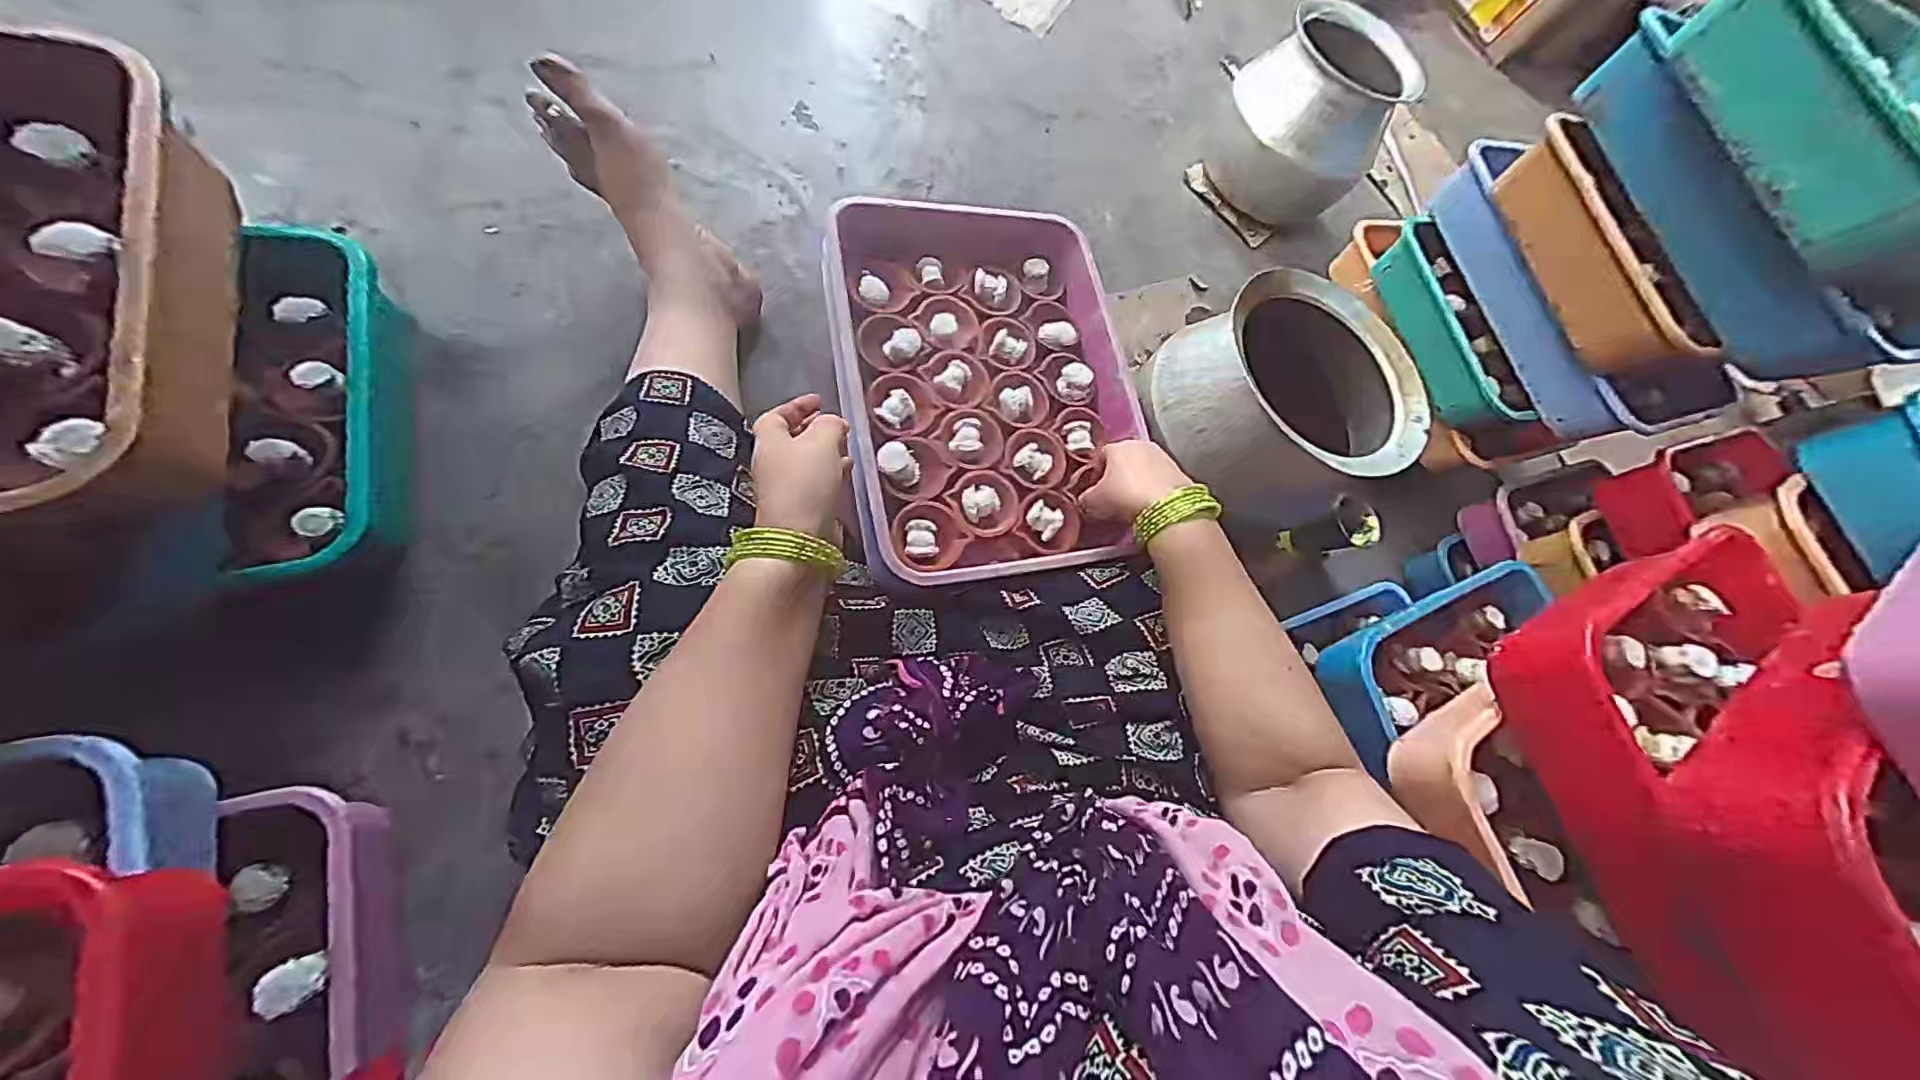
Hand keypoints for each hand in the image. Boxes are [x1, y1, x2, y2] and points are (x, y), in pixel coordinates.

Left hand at [527, 54, 674, 220]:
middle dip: (561, 134)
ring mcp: (622, 194)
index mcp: (585, 152)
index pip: (560, 124)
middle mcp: (598, 174)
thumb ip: (578, 93)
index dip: (548, 108)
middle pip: (573, 150)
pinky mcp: (646, 209)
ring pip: (594, 170)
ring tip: (578, 149)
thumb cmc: (640, 184)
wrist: (669, 233)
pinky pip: (621, 187)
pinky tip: (622, 181)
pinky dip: (615, 179)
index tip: (534, 95)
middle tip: (546, 122)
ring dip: (584, 158)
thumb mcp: (606, 124)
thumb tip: (542, 63)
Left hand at [749, 394, 849, 541]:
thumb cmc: (806, 482)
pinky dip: (830, 471)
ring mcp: (785, 486)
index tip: (818, 401)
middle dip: (814, 428)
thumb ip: (830, 424)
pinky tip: (846, 472)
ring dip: (825, 451)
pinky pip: (815, 480)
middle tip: (835, 424)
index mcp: (770, 440)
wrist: (799, 536)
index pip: (778, 415)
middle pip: (791, 437)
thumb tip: (834, 423)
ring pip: (806, 460)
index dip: (798, 405)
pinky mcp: (799, 505)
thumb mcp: (822, 441)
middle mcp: (772, 462)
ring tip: (846, 446)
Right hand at [1079, 439, 1195, 523]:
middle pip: (1122, 461)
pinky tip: (1147, 506)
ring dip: (1134, 483)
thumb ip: (1083, 499)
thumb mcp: (1092, 502)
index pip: (1099, 456)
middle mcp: (1141, 446)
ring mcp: (1162, 457)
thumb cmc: (1128, 497)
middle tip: (1110, 499)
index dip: (1093, 475)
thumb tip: (1083, 501)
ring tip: (1129, 505)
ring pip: (1141, 470)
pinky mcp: (1178, 472)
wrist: (1166, 509)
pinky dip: (1151, 490)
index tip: (1092, 490)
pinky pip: (1157, 480)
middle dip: (1115, 478)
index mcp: (1118, 445)